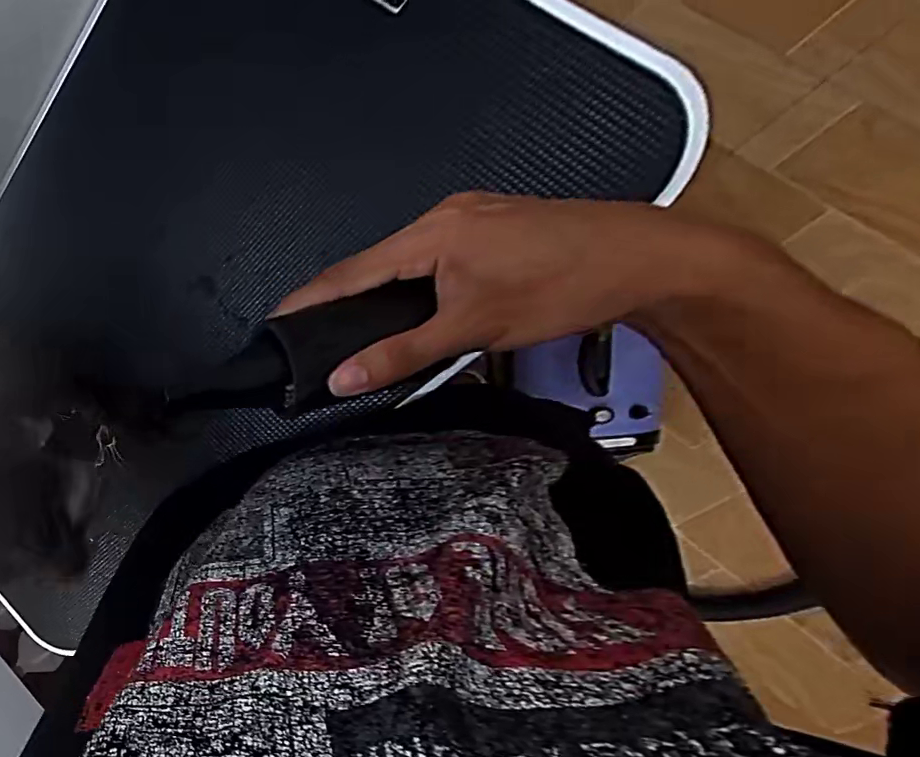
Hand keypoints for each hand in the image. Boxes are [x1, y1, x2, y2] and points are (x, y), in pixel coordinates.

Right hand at [271, 193, 743, 394]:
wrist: (642, 261)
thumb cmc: (561, 286)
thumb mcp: (472, 327)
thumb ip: (402, 354)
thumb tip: (343, 377)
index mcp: (433, 233)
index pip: (352, 271)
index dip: (309, 297)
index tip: (277, 318)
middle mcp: (445, 216)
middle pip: (372, 264)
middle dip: (337, 298)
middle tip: (307, 331)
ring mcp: (468, 219)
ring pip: (400, 262)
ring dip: (374, 295)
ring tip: (346, 326)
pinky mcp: (486, 230)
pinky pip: (428, 259)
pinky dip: (406, 287)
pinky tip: (402, 308)